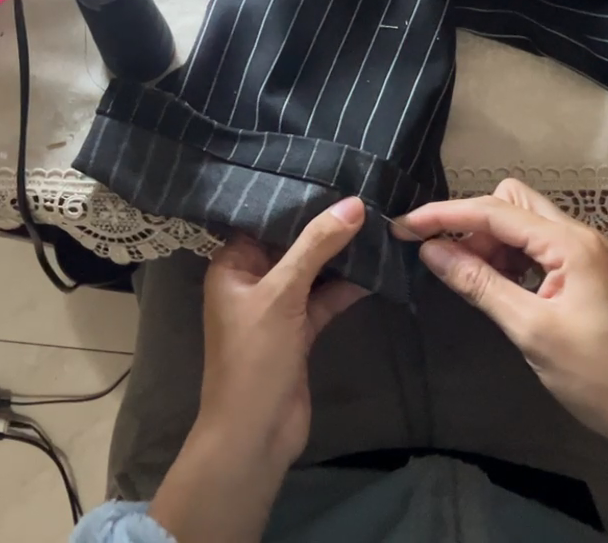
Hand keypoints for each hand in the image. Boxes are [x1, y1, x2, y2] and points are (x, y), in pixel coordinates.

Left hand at [150, 197, 369, 541]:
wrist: (255, 435)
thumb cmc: (255, 357)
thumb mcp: (283, 295)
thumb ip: (316, 247)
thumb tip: (352, 204)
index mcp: (231, 265)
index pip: (263, 220)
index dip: (294, 199)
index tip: (330, 173)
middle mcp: (251, 280)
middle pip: (290, 243)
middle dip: (323, 226)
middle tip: (361, 193)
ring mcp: (276, 307)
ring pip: (310, 271)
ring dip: (339, 256)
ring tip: (375, 223)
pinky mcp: (298, 331)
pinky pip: (323, 299)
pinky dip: (345, 287)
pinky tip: (376, 270)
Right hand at [396, 179, 607, 513]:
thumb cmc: (598, 378)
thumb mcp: (530, 330)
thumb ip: (478, 283)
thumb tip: (430, 250)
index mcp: (570, 243)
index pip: (494, 211)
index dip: (444, 215)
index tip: (404, 226)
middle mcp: (579, 235)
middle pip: (511, 201)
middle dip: (471, 221)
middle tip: (445, 257)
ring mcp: (587, 252)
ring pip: (523, 222)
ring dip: (490, 240)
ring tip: (468, 277)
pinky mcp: (587, 271)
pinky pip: (537, 245)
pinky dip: (510, 256)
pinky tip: (497, 284)